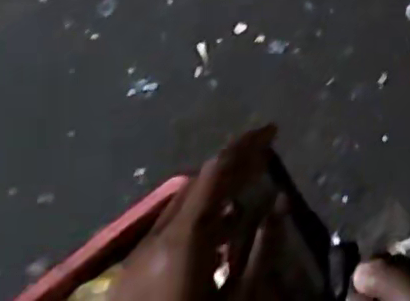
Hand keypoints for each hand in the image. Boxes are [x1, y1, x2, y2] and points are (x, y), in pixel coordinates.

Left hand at [107, 126, 284, 300]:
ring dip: (214, 195)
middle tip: (265, 160)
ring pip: (180, 207)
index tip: (273, 132)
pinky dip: (196, 221)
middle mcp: (155, 237)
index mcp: (181, 240)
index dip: (245, 145)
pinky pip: (167, 232)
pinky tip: (216, 236)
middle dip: (233, 167)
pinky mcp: (129, 277)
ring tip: (248, 195)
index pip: (216, 172)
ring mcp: (137, 257)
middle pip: (198, 184)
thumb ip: (261, 254)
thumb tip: (280, 205)